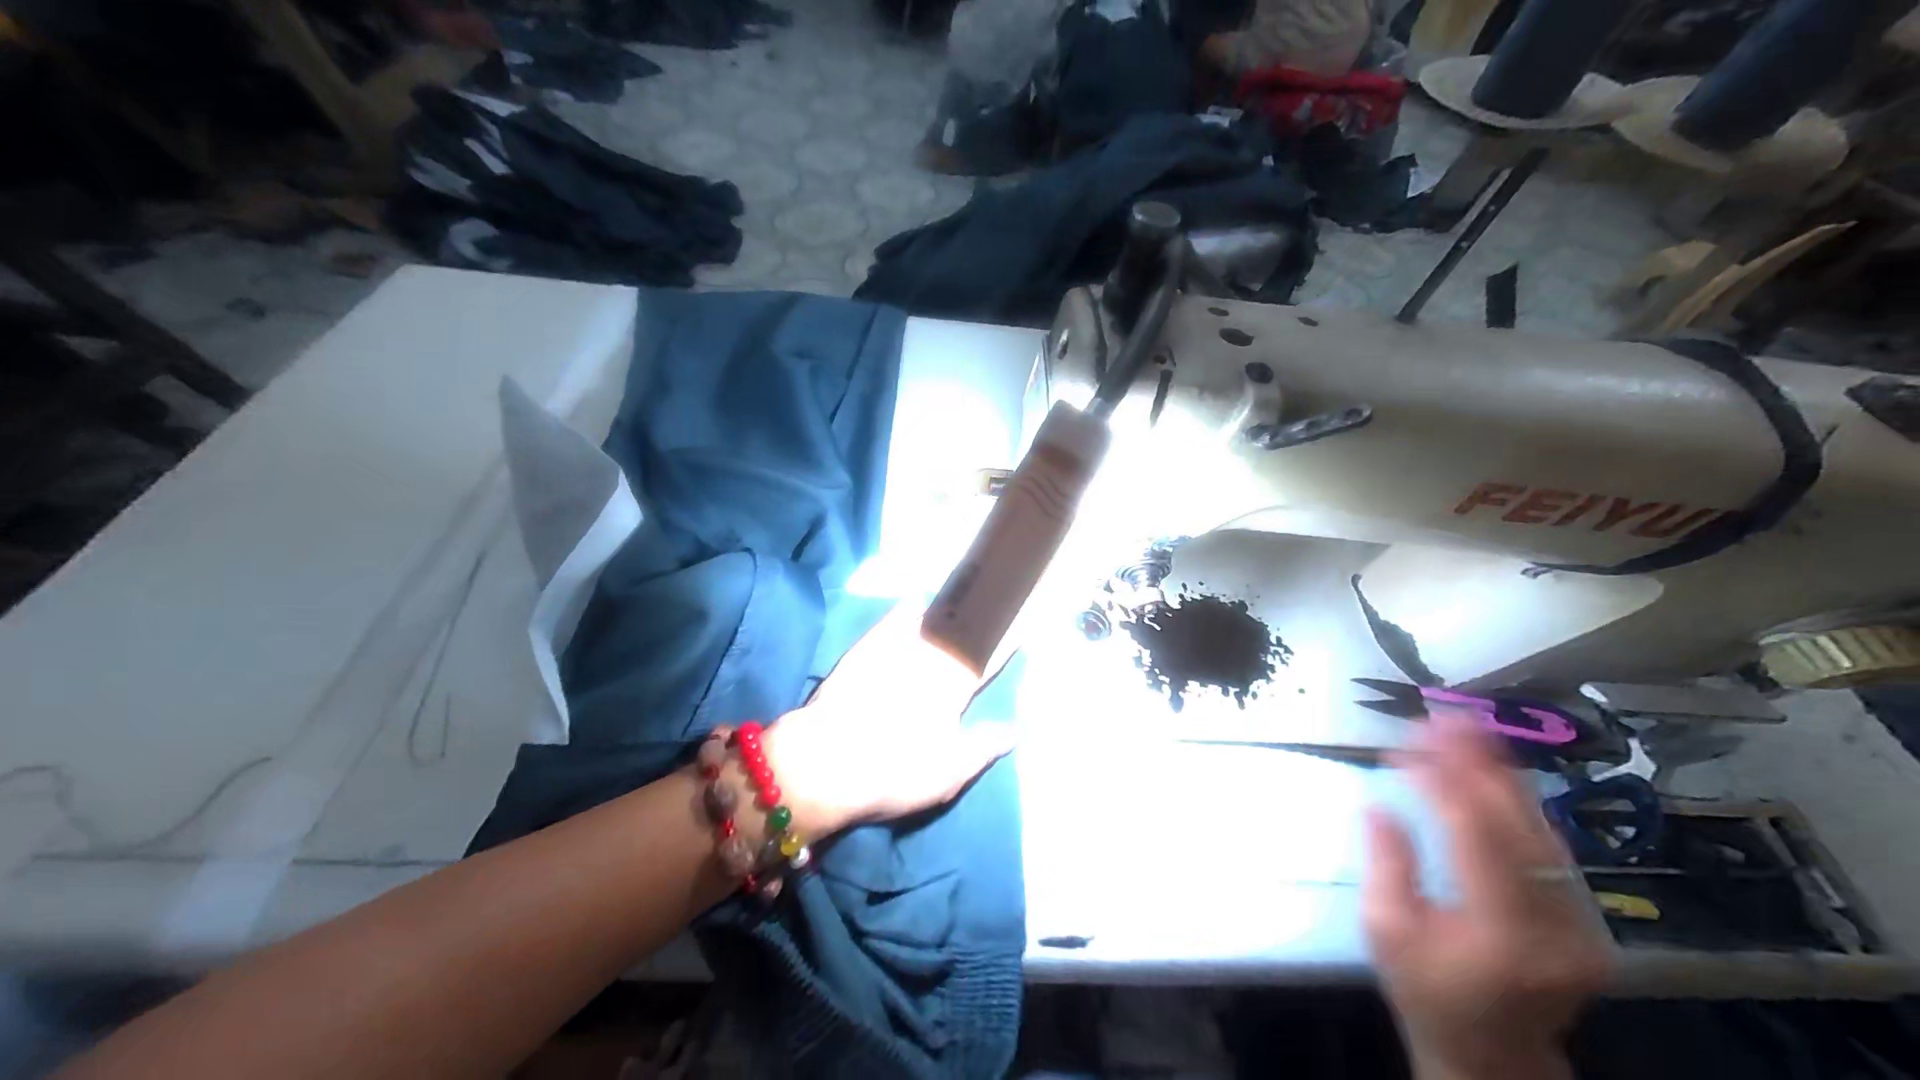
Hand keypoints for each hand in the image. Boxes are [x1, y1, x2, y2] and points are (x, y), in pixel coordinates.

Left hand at [761, 603, 1014, 839]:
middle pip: (963, 633)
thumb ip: (984, 746)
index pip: (987, 660)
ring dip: (952, 607)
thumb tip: (1016, 728)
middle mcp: (928, 662)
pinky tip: (915, 600)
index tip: (1024, 621)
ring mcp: (894, 653)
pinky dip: (906, 610)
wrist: (827, 762)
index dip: (1006, 642)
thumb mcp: (950, 772)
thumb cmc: (895, 772)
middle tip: (1001, 591)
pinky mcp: (864, 653)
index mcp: (953, 690)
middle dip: (984, 614)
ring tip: (970, 588)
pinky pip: (891, 623)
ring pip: (930, 623)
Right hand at [1363, 708, 1612, 1078]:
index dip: (1441, 782)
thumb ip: (1386, 866)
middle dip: (1476, 762)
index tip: (1404, 746)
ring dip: (1498, 771)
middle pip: (1517, 823)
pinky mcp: (1584, 914)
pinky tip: (1488, 770)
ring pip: (1540, 827)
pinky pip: (1547, 842)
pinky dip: (1514, 799)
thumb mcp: (1386, 933)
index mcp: (1501, 932)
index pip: (1475, 837)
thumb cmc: (1427, 993)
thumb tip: (1380, 803)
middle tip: (1439, 716)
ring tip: (1462, 728)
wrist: (1495, 1054)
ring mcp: (1579, 919)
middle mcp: (1554, 921)